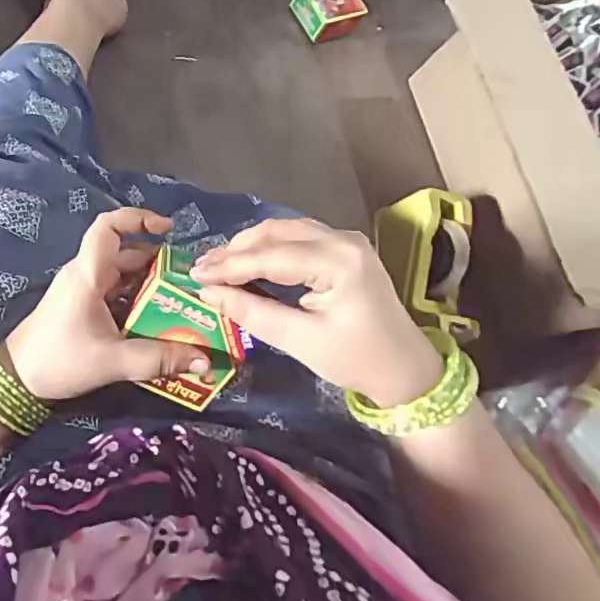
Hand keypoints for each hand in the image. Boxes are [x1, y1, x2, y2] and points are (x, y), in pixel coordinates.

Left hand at [3, 209, 212, 400]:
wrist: (16, 380)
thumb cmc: (58, 360)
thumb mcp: (112, 361)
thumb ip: (158, 360)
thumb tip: (204, 360)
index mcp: (87, 275)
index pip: (108, 227)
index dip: (137, 219)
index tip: (167, 229)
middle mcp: (85, 275)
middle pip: (125, 253)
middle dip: (158, 262)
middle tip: (188, 280)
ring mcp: (83, 291)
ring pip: (123, 275)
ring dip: (150, 283)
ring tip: (181, 299)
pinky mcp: (83, 307)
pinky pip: (116, 293)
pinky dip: (138, 299)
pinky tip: (158, 319)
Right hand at [189, 218, 443, 407]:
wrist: (405, 369)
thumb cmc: (356, 359)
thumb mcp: (301, 342)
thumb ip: (253, 313)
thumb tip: (209, 293)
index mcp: (338, 262)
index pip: (271, 256)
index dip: (229, 265)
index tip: (194, 274)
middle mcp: (343, 240)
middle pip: (276, 233)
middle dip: (235, 250)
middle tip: (202, 269)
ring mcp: (346, 241)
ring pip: (284, 231)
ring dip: (250, 246)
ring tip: (218, 266)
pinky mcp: (344, 249)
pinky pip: (297, 238)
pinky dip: (268, 249)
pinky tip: (247, 263)